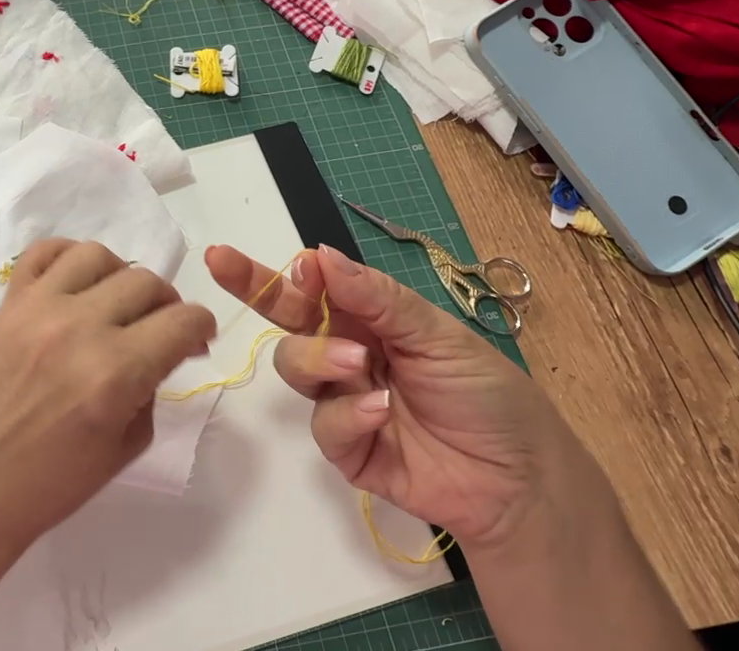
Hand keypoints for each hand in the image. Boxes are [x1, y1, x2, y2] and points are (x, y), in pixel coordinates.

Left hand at [0, 239, 216, 551]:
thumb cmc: (56, 481)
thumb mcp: (128, 443)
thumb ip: (152, 386)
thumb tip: (165, 348)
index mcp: (116, 373)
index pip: (182, 320)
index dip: (201, 326)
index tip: (197, 338)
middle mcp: (80, 328)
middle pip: (146, 282)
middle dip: (167, 304)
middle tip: (160, 329)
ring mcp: (39, 309)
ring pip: (97, 255)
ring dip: (120, 276)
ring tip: (116, 303)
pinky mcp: (9, 304)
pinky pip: (43, 252)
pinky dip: (68, 256)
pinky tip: (77, 283)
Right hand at [206, 243, 577, 552]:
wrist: (517, 482)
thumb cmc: (485, 394)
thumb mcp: (437, 334)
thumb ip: (375, 298)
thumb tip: (318, 254)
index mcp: (370, 317)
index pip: (313, 285)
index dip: (283, 270)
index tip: (284, 263)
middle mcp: (347, 350)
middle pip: (286, 318)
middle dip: (252, 287)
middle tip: (222, 262)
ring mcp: (342, 399)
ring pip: (294, 367)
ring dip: (318, 359)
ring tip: (359, 366)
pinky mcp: (345, 448)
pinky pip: (322, 423)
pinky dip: (347, 415)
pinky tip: (380, 414)